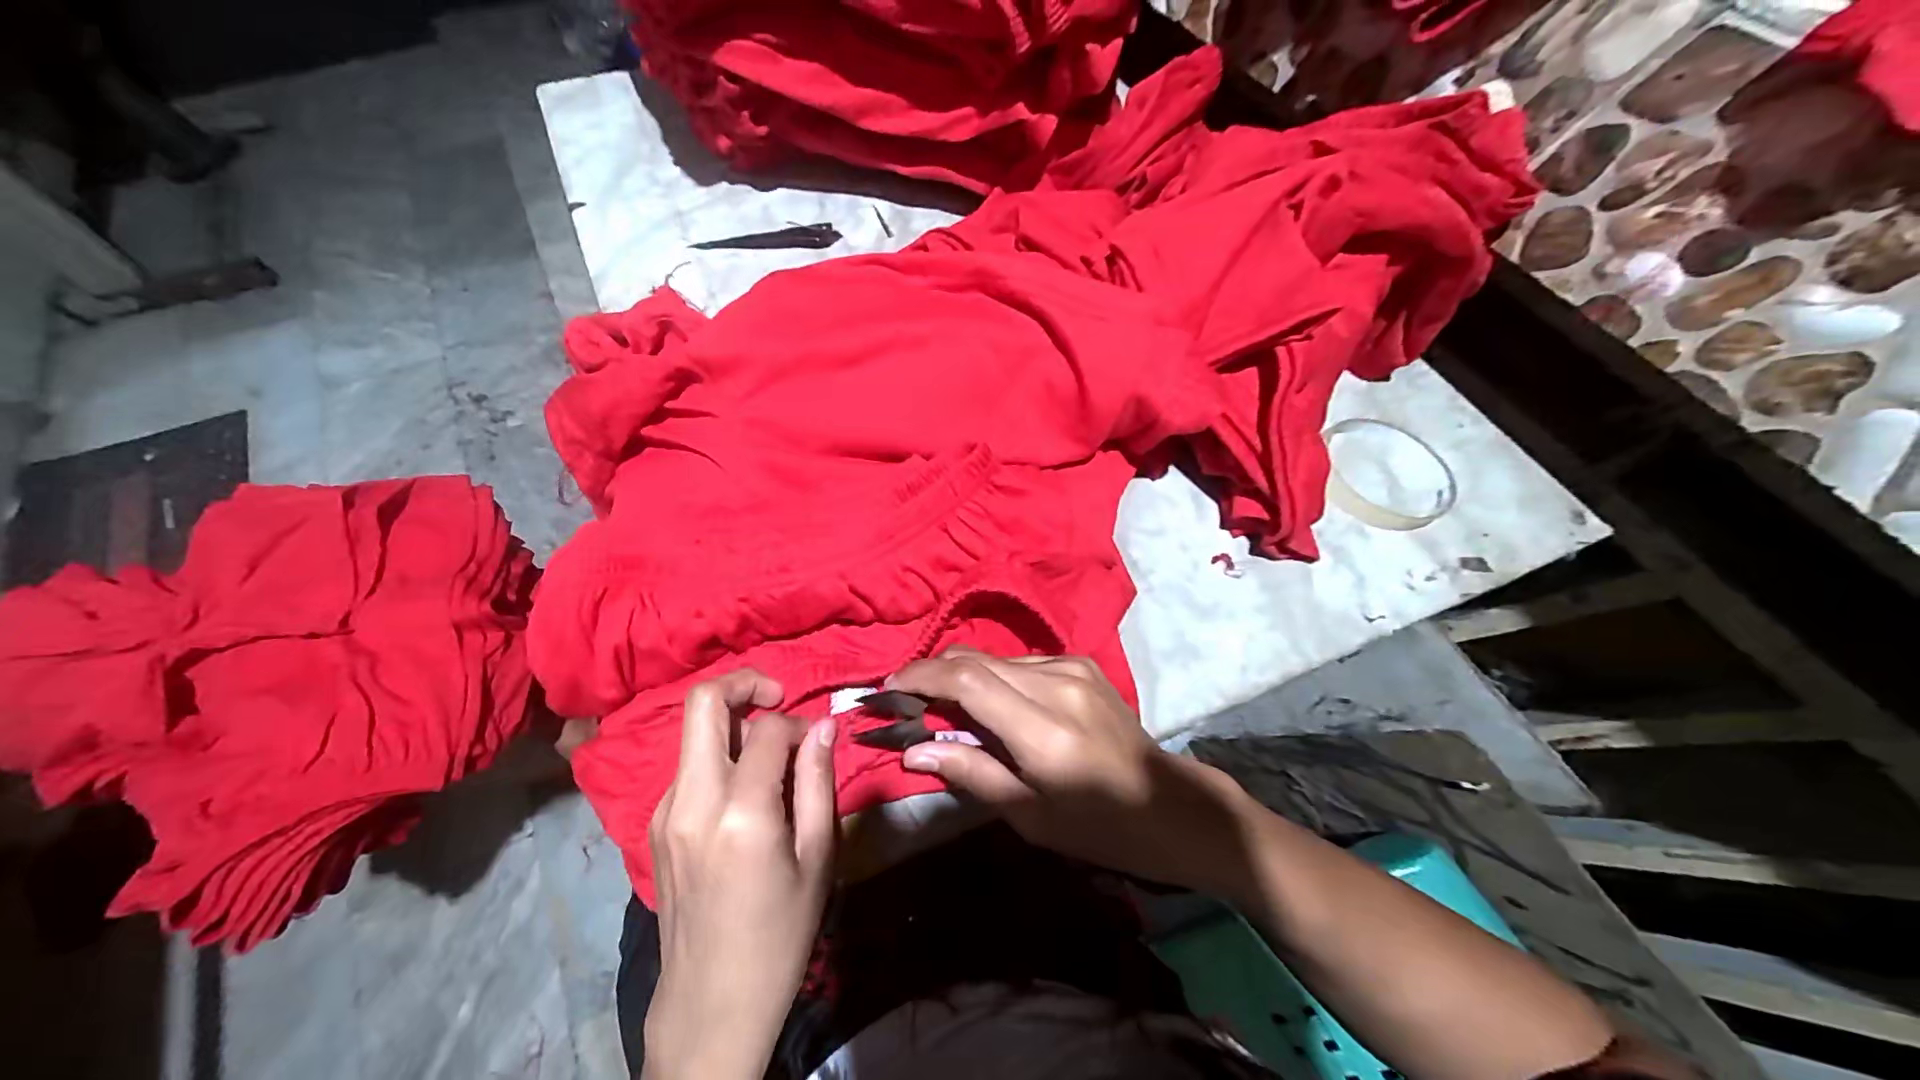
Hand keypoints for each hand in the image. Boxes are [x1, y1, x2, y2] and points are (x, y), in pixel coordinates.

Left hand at [643, 670, 836, 1079]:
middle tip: (778, 696)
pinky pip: (690, 767)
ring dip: (734, 726)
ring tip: (770, 761)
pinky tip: (746, 795)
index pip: (767, 728)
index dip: (798, 722)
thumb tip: (824, 724)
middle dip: (745, 683)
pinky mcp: (654, 825)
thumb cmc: (780, 934)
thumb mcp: (818, 858)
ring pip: (694, 733)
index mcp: (739, 812)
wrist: (711, 1002)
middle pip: (703, 703)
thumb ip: (819, 781)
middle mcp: (691, 800)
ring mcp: (663, 812)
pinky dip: (720, 758)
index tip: (816, 741)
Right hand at [889, 649, 1259, 898]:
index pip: (967, 680)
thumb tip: (913, 751)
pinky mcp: (1082, 664)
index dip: (921, 677)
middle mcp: (1057, 684)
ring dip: (962, 675)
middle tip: (904, 698)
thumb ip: (971, 773)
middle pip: (976, 660)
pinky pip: (1021, 663)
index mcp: (1043, 730)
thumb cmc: (1098, 827)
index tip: (888, 688)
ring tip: (942, 704)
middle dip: (932, 672)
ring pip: (996, 658)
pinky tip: (989, 703)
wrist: (1169, 804)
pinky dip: (993, 677)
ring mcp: (1072, 668)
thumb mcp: (1030, 816)